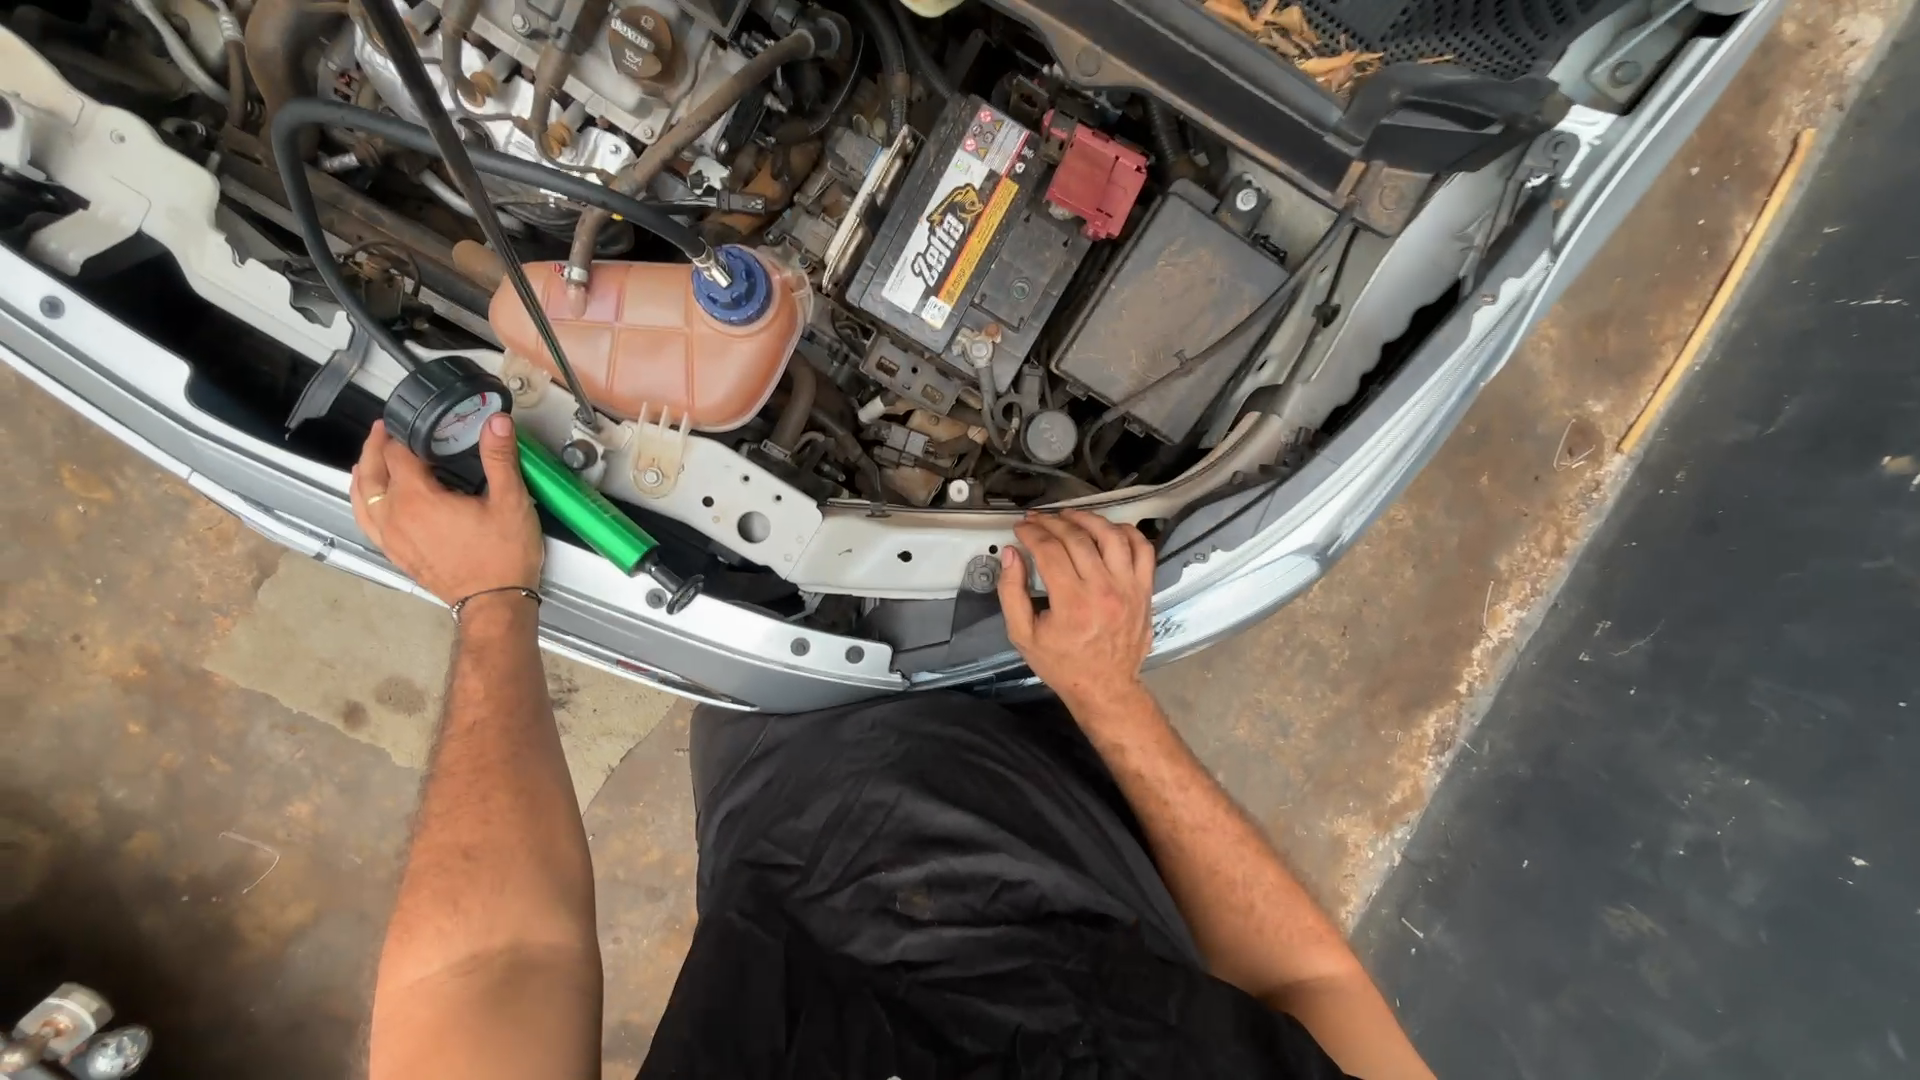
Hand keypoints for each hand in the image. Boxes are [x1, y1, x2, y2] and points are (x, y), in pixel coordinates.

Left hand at [349, 413, 543, 605]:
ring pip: (361, 497)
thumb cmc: (504, 554)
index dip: (402, 433)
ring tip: (372, 459)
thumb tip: (497, 421)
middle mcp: (394, 516)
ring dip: (364, 472)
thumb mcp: (511, 502)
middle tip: (387, 429)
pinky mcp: (395, 553)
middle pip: (371, 472)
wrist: (495, 602)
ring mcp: (390, 537)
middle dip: (376, 447)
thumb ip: (500, 459)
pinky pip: (366, 520)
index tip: (415, 421)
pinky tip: (372, 498)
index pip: (396, 454)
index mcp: (417, 499)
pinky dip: (364, 500)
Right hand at [998, 509, 1156, 712]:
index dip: (1032, 533)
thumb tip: (1011, 555)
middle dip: (1052, 522)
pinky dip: (1126, 532)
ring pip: (1111, 535)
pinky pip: (1142, 549)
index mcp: (1072, 603)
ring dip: (1087, 519)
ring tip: (1069, 516)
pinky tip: (1107, 529)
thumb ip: (1011, 592)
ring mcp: (1129, 588)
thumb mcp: (1023, 635)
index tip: (1021, 528)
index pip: (1049, 550)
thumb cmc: (1063, 664)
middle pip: (1077, 538)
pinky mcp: (1144, 590)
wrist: (1105, 687)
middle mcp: (1104, 590)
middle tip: (1037, 520)